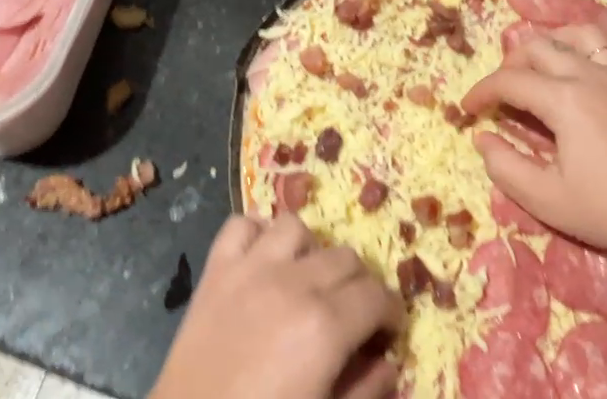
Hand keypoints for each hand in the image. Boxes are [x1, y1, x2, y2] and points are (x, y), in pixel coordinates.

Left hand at [150, 214, 405, 398]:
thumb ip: (366, 391)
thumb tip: (389, 362)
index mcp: (325, 326)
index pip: (377, 295)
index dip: (390, 313)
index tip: (386, 331)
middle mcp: (292, 283)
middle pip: (345, 257)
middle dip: (359, 284)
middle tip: (352, 314)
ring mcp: (250, 269)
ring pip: (297, 227)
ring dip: (310, 250)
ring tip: (307, 280)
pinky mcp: (216, 269)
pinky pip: (241, 225)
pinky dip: (257, 234)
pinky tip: (264, 261)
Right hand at [460, 29, 606, 265]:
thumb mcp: (547, 200)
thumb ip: (505, 167)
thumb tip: (482, 139)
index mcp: (564, 99)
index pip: (509, 80)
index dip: (481, 91)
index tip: (466, 109)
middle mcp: (591, 75)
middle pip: (538, 47)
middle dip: (509, 64)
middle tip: (500, 93)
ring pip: (577, 35)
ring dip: (549, 44)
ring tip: (538, 68)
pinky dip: (586, 51)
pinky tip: (583, 75)